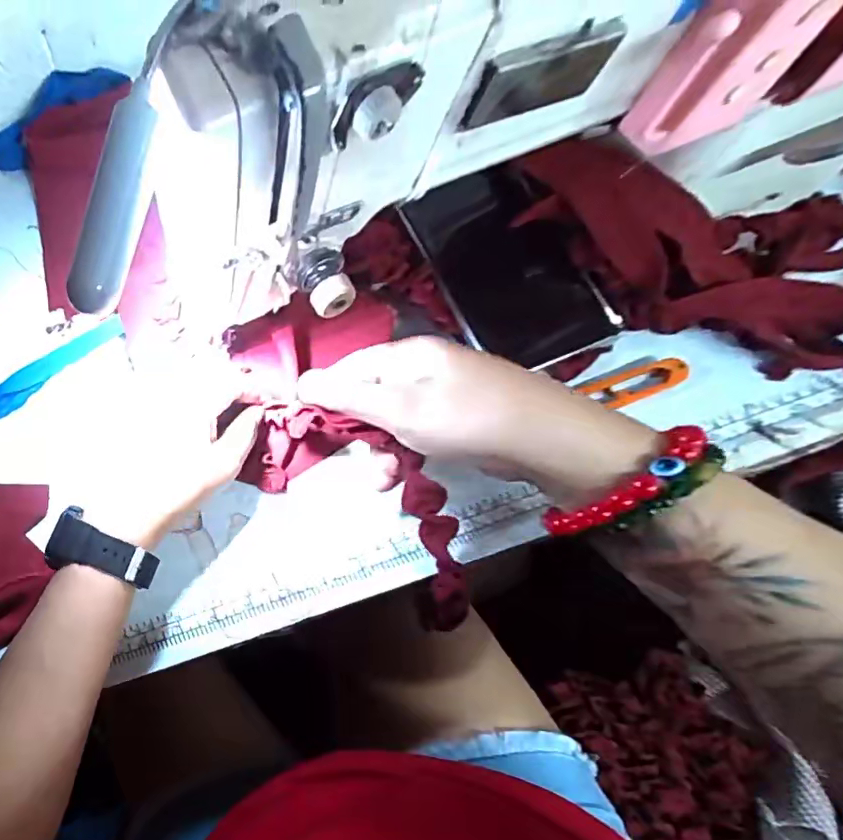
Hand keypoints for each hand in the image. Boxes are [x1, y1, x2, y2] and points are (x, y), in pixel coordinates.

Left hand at [83, 356, 262, 549]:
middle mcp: (172, 387)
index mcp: (196, 398)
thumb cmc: (184, 488)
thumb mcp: (225, 464)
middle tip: (252, 406)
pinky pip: (174, 391)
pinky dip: (194, 398)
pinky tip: (199, 420)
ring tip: (228, 412)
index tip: (271, 403)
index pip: (234, 380)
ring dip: (215, 390)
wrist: (135, 508)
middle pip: (213, 374)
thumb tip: (258, 411)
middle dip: (236, 387)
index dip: (257, 390)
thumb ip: (246, 431)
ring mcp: (153, 395)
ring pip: (193, 379)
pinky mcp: (141, 408)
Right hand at [295, 336, 658, 495]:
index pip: (348, 369)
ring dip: (382, 454)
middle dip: (360, 437)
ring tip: (388, 480)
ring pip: (390, 424)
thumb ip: (348, 397)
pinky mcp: (454, 420)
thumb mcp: (398, 409)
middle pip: (368, 400)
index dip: (325, 397)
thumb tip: (301, 381)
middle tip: (365, 464)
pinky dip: (406, 456)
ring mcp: (439, 395)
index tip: (311, 429)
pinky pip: (415, 435)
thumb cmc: (463, 418)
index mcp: (404, 356)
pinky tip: (406, 476)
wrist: (540, 439)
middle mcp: (419, 370)